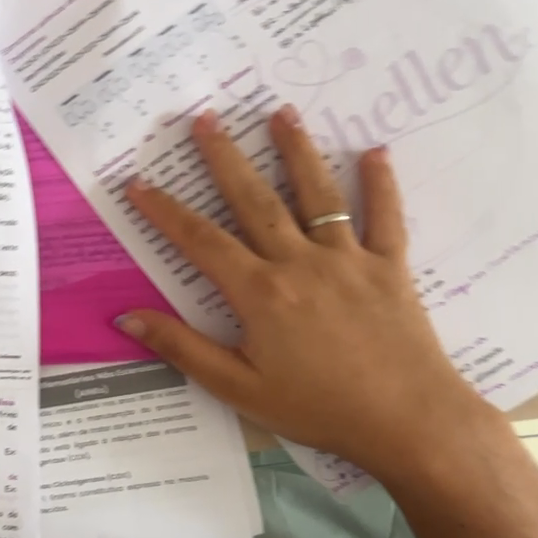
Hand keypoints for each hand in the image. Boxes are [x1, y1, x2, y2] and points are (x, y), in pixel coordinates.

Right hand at [116, 106, 502, 478]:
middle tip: (206, 118)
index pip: (199, 240)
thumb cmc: (316, 408)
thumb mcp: (235, 386)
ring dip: (296, 152)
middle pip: (254, 201)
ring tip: (280, 113)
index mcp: (258, 293)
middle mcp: (300, 264)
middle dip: (225, 158)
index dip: (164, 210)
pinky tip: (374, 153)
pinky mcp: (390, 270)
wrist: (411, 424)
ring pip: (316, 196)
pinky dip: (380, 186)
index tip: (138, 182)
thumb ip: (180, 347)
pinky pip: (385, 219)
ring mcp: (349, 261)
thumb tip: (126, 317)